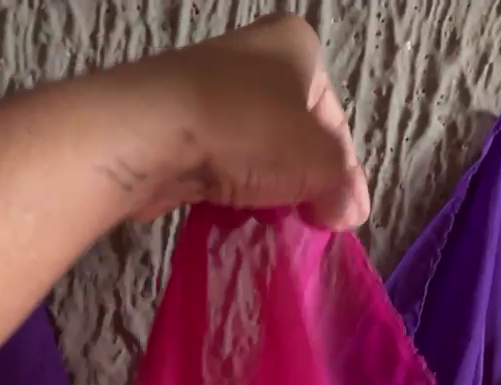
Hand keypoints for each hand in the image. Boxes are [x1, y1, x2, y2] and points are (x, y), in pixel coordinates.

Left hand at [101, 14, 370, 229]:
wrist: (152, 135)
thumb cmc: (248, 132)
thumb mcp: (319, 160)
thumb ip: (342, 186)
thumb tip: (348, 212)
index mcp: (296, 47)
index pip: (334, 120)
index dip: (340, 173)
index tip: (335, 216)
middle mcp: (252, 59)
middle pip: (294, 139)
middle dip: (300, 184)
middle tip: (302, 221)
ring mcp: (210, 94)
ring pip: (256, 156)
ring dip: (265, 193)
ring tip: (264, 220)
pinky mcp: (178, 129)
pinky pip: (219, 168)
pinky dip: (229, 193)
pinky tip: (231, 215)